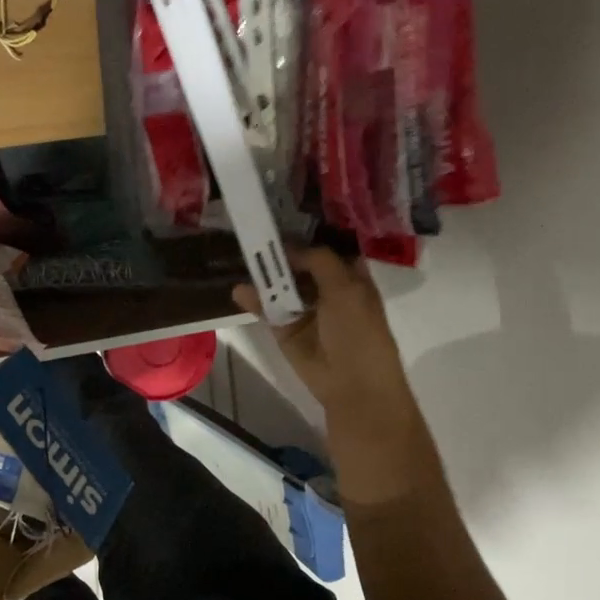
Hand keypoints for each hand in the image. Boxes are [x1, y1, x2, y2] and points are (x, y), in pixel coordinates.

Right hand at [232, 247, 410, 421]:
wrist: (353, 384)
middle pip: (299, 264)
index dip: (308, 233)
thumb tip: (291, 247)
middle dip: (279, 251)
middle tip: (255, 232)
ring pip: (280, 285)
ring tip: (242, 254)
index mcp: (350, 276)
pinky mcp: (285, 329)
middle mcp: (326, 289)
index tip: (283, 215)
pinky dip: (253, 300)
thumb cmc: (359, 331)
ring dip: (264, 274)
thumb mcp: (346, 288)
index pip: (326, 247)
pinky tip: (239, 290)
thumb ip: (318, 260)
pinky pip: (266, 310)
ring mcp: (304, 309)